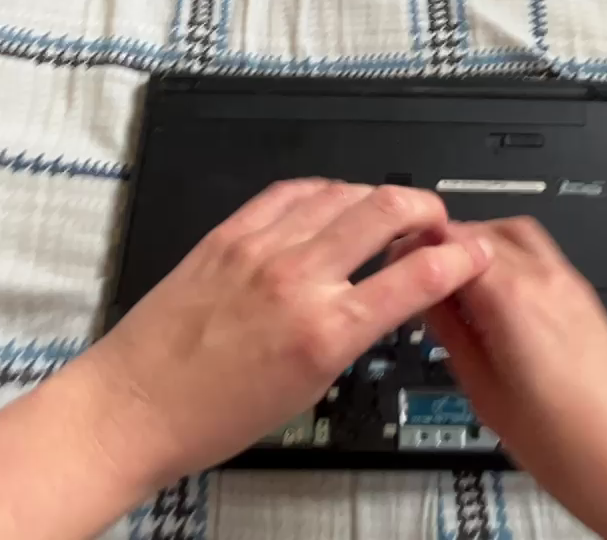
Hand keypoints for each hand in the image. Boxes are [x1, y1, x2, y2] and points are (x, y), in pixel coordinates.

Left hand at [74, 178, 492, 489]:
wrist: (134, 404)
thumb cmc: (214, 415)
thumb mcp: (309, 388)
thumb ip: (354, 330)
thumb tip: (387, 293)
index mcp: (324, 331)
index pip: (415, 277)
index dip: (458, 259)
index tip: (472, 253)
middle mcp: (297, 278)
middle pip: (386, 210)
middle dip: (426, 208)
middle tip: (434, 220)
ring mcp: (262, 246)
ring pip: (343, 191)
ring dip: (377, 195)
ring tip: (385, 209)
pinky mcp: (230, 231)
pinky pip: (291, 191)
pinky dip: (324, 190)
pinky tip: (332, 199)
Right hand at [423, 218, 606, 539]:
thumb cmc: (576, 451)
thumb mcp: (487, 395)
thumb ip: (452, 335)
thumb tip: (426, 299)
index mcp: (514, 298)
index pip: (453, 238)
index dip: (418, 245)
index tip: (396, 263)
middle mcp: (544, 277)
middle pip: (481, 228)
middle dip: (443, 244)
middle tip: (418, 277)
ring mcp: (569, 282)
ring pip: (510, 232)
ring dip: (477, 246)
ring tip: (454, 286)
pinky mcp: (583, 296)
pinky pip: (535, 253)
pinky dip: (505, 258)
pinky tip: (492, 299)